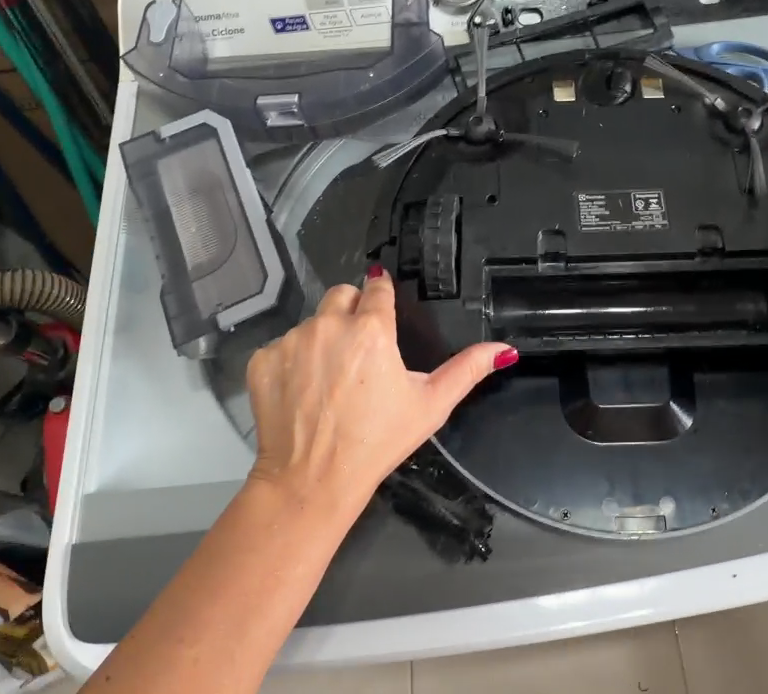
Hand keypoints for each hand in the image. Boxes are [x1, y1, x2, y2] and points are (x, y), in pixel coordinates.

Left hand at [244, 267, 515, 514]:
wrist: (312, 481)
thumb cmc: (378, 442)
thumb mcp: (430, 405)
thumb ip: (468, 369)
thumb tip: (505, 348)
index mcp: (372, 328)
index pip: (377, 287)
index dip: (381, 299)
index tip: (382, 315)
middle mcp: (329, 324)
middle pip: (342, 295)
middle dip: (352, 313)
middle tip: (359, 353)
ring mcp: (291, 341)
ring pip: (312, 322)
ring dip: (322, 340)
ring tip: (330, 382)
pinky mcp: (263, 360)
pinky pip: (281, 347)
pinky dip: (291, 363)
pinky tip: (303, 394)